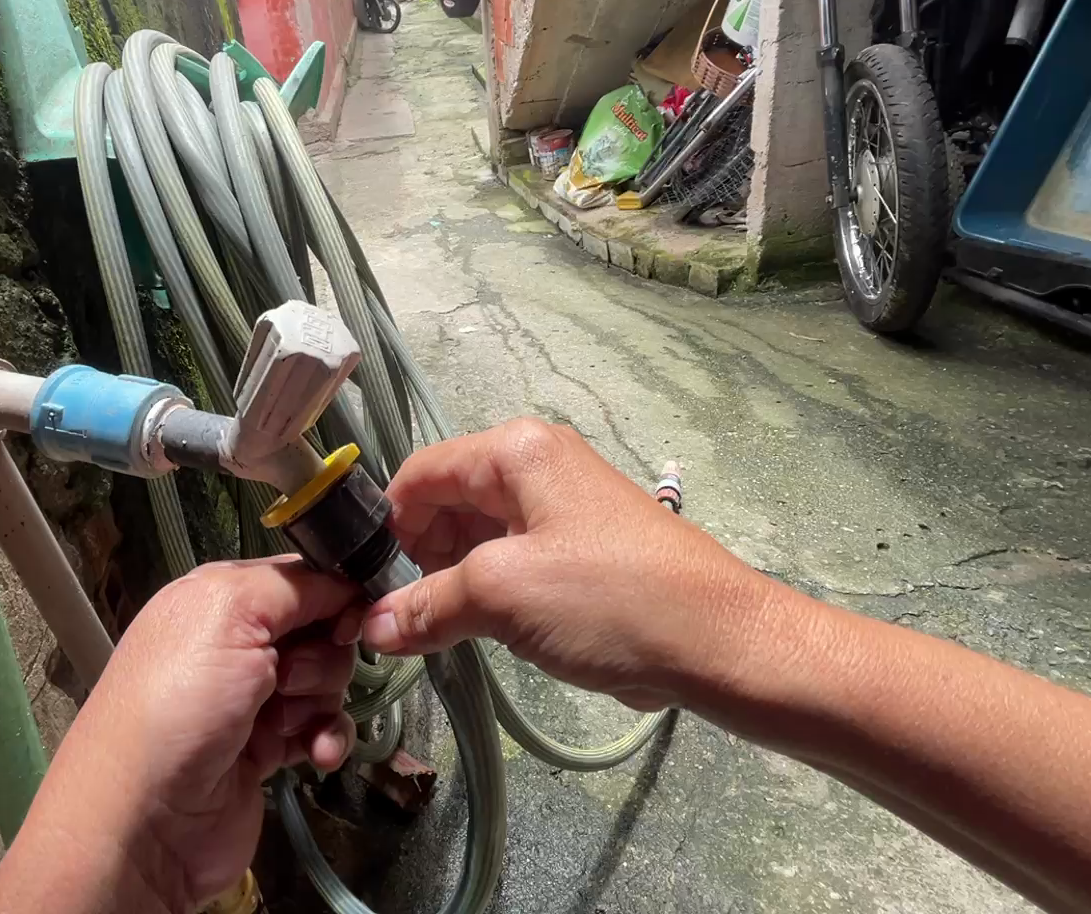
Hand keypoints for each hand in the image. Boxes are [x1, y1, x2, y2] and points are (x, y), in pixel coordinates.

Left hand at [0, 557, 363, 913]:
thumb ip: (295, 584)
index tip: (347, 619)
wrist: (142, 824)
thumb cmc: (182, 701)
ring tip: (284, 723)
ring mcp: (255, 695)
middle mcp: (237, 641)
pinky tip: (316, 753)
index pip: (299, 577)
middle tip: (286, 679)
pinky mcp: (270, 746)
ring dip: (319, 699)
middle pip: (321, 627)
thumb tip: (346, 582)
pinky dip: (327, 737)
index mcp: (220, 596)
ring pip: (327, 677)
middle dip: (320, 654)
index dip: (332, 593)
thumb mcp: (230, 613)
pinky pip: (323, 726)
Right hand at [363, 418, 784, 712]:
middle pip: (449, 498)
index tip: (375, 582)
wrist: (721, 642)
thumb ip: (426, 606)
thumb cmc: (605, 598)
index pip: (422, 471)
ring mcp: (562, 499)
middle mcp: (536, 459)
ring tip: (458, 624)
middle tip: (423, 611)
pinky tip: (494, 622)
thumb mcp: (502, 595)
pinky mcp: (580, 538)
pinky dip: (492, 583)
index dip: (390, 523)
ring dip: (457, 574)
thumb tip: (369, 629)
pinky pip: (513, 551)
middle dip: (425, 552)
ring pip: (479, 529)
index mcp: (516, 449)